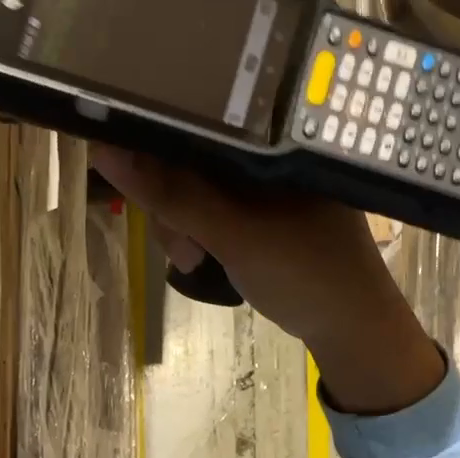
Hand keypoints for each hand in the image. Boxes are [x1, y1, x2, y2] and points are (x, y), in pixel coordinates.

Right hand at [91, 146, 443, 414]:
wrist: (353, 327)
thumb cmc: (303, 272)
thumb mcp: (233, 232)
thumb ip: (173, 194)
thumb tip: (106, 151)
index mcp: (274, 137)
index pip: (198, 126)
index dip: (162, 160)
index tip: (156, 207)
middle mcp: (272, 152)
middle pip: (194, 162)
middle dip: (176, 210)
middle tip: (188, 253)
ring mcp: (270, 186)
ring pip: (201, 193)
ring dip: (185, 230)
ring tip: (195, 264)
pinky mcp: (268, 215)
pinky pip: (218, 213)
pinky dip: (203, 236)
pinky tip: (203, 261)